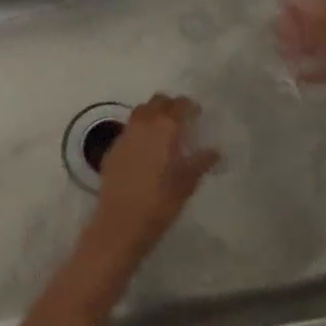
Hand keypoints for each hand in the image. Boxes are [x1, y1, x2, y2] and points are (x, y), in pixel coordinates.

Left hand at [86, 94, 218, 262]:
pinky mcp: (111, 150)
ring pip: (139, 114)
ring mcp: (124, 136)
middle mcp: (142, 125)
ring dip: (152, 116)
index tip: (198, 115)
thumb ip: (201, 162)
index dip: (190, 107)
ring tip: (163, 134)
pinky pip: (128, 131)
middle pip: (156, 102)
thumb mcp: (187, 182)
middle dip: (169, 106)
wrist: (121, 223)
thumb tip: (214, 151)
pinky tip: (145, 151)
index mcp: (164, 128)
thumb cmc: (160, 201)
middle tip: (181, 121)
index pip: (179, 105)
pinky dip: (139, 133)